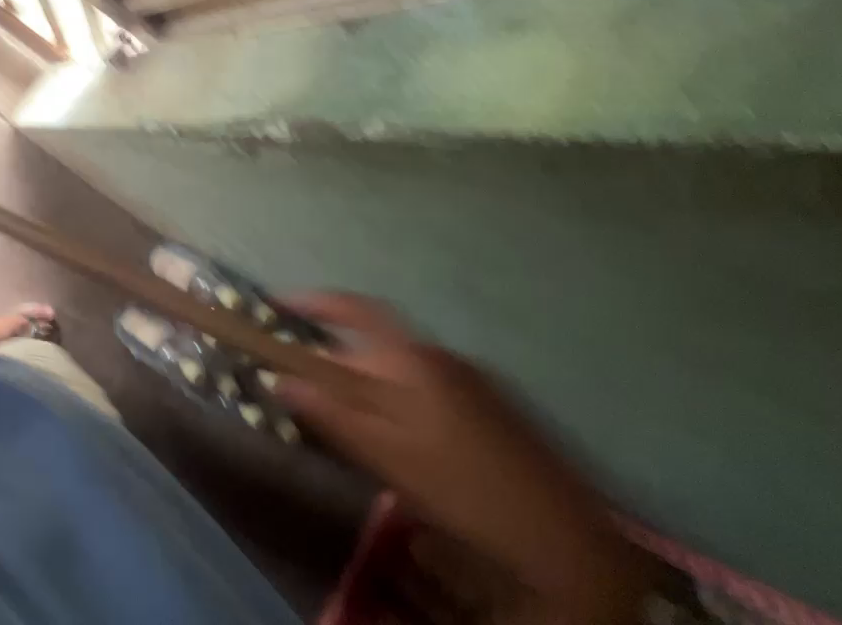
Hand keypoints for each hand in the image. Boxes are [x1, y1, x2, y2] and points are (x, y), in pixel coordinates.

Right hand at [274, 293, 649, 620]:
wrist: (563, 539)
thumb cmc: (463, 490)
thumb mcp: (386, 456)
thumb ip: (331, 414)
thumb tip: (278, 380)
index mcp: (414, 361)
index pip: (356, 310)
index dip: (315, 302)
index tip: (279, 304)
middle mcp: (442, 359)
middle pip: (373, 345)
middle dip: (333, 361)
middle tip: (301, 387)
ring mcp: (471, 382)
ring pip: (399, 369)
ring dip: (364, 383)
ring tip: (342, 417)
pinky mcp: (489, 407)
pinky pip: (424, 387)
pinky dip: (394, 398)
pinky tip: (392, 436)